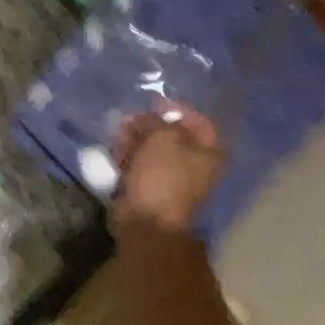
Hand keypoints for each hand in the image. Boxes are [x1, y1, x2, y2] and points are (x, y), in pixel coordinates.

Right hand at [112, 103, 221, 232]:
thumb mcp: (162, 137)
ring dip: (134, 143)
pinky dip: (128, 161)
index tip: (152, 103)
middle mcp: (195, 165)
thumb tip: (141, 117)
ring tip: (117, 140)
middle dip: (148, 127)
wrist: (145, 221)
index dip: (175, 109)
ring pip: (152, 152)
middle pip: (171, 136)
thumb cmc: (162, 176)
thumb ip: (154, 120)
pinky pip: (139, 169)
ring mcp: (172, 180)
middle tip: (127, 122)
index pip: (197, 120)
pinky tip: (116, 157)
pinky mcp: (150, 191)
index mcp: (209, 151)